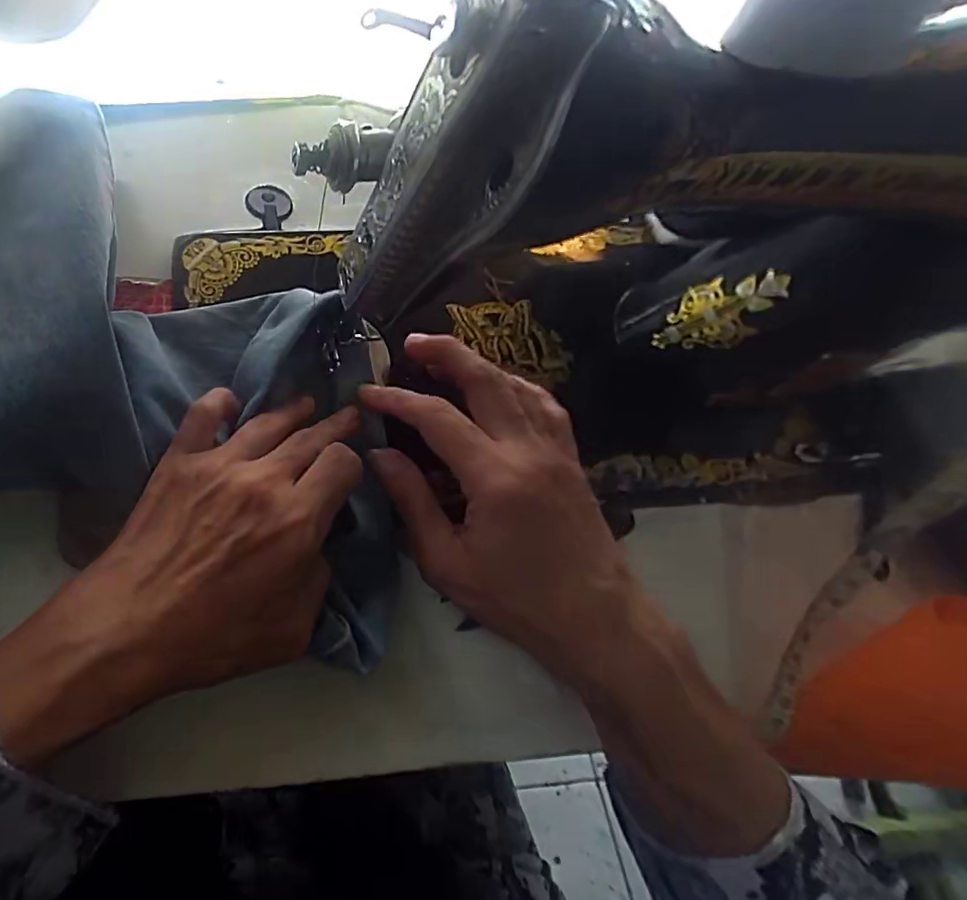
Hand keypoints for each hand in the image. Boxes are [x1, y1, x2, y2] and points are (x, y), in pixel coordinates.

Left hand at [0, 391, 362, 768]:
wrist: (135, 621)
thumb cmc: (215, 636)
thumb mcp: (292, 628)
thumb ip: (316, 579)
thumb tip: (315, 544)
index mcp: (296, 520)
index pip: (341, 465)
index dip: (352, 464)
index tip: (349, 471)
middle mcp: (262, 480)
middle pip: (309, 437)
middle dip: (335, 426)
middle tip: (348, 416)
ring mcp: (216, 465)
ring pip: (264, 423)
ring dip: (292, 410)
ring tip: (306, 404)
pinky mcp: (178, 462)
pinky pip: (202, 416)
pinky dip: (220, 402)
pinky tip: (231, 400)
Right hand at [358, 334, 646, 686]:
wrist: (600, 622)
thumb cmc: (515, 599)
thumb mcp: (445, 561)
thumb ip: (411, 501)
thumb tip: (380, 453)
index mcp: (495, 478)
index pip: (437, 418)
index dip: (397, 399)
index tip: (366, 393)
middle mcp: (530, 452)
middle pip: (487, 381)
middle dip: (446, 353)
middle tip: (410, 343)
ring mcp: (557, 452)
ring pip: (518, 386)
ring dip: (479, 364)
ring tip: (445, 356)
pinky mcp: (571, 460)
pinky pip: (544, 406)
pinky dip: (515, 385)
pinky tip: (497, 386)